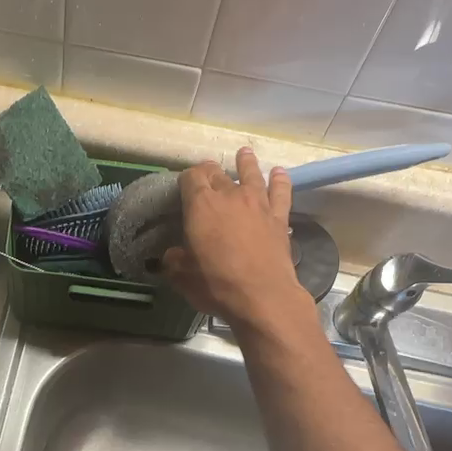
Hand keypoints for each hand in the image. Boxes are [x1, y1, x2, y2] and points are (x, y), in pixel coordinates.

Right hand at [162, 148, 315, 333]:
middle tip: (207, 174)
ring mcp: (258, 203)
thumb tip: (170, 256)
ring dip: (246, 163)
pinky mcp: (278, 216)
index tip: (183, 186)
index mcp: (201, 206)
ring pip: (251, 173)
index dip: (185, 179)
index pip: (191, 178)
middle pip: (218, 173)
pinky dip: (279, 180)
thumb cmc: (216, 285)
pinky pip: (280, 191)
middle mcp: (230, 196)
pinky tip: (278, 173)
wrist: (261, 296)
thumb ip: (173, 261)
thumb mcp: (182, 277)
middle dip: (209, 171)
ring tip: (244, 154)